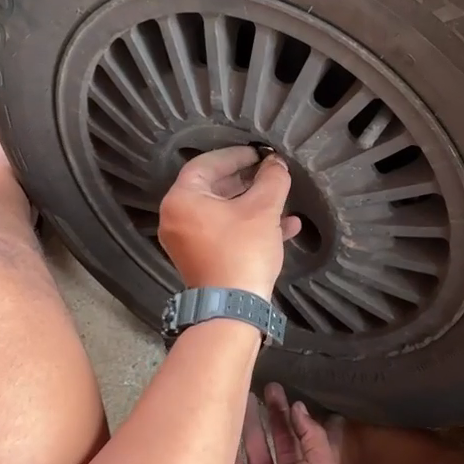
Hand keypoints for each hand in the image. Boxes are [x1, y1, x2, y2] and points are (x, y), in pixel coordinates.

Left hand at [158, 146, 300, 294]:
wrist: (233, 310)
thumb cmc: (242, 251)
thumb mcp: (262, 210)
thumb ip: (272, 180)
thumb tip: (276, 164)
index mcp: (182, 200)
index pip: (206, 164)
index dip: (235, 155)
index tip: (259, 154)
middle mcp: (177, 218)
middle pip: (213, 188)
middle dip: (246, 180)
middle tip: (269, 172)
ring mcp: (187, 242)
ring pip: (223, 212)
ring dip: (253, 203)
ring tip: (280, 197)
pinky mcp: (201, 259)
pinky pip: (225, 233)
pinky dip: (249, 226)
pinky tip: (285, 227)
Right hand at [228, 384, 339, 463]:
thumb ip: (313, 434)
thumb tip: (299, 407)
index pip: (310, 438)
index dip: (307, 418)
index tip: (301, 395)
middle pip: (281, 436)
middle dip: (277, 412)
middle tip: (272, 386)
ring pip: (256, 443)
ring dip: (253, 420)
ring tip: (248, 393)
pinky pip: (233, 460)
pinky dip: (230, 441)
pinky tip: (228, 419)